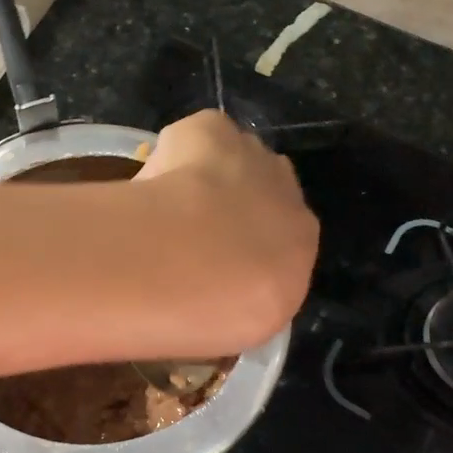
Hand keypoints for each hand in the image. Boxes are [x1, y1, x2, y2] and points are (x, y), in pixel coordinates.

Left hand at [133, 110, 320, 348]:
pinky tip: (152, 177)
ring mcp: (251, 155)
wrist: (192, 266)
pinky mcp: (213, 130)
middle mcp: (287, 193)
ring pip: (231, 158)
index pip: (280, 237)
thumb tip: (213, 298)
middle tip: (186, 229)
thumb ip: (239, 298)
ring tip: (162, 203)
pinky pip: (197, 135)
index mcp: (299, 245)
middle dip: (229, 202)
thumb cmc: (218, 311)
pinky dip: (175, 150)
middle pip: (261, 189)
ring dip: (203, 174)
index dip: (244, 242)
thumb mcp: (240, 322)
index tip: (212, 257)